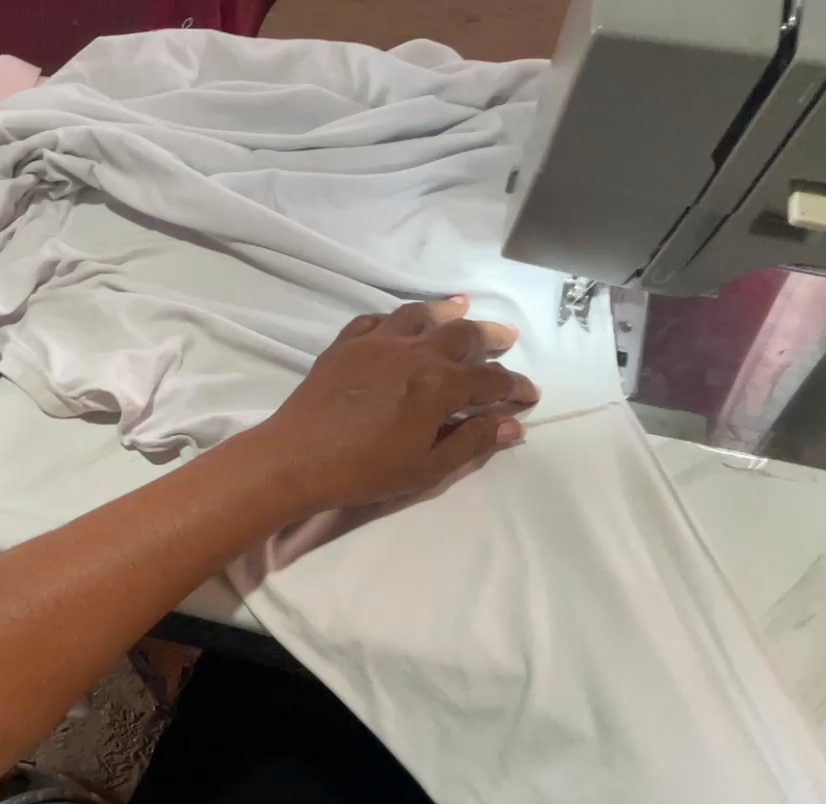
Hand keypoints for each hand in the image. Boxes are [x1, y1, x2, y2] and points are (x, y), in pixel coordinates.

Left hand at [247, 297, 537, 510]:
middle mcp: (414, 352)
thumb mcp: (426, 468)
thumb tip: (512, 425)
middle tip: (506, 340)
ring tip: (463, 309)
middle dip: (491, 338)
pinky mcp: (345, 345)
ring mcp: (377, 343)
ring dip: (447, 312)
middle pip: (463, 335)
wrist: (296, 458)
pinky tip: (403, 323)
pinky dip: (398, 319)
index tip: (529, 396)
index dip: (515, 388)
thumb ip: (471, 442)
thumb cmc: (364, 471)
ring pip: (421, 315)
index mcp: (439, 385)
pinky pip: (377, 320)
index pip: (491, 380)